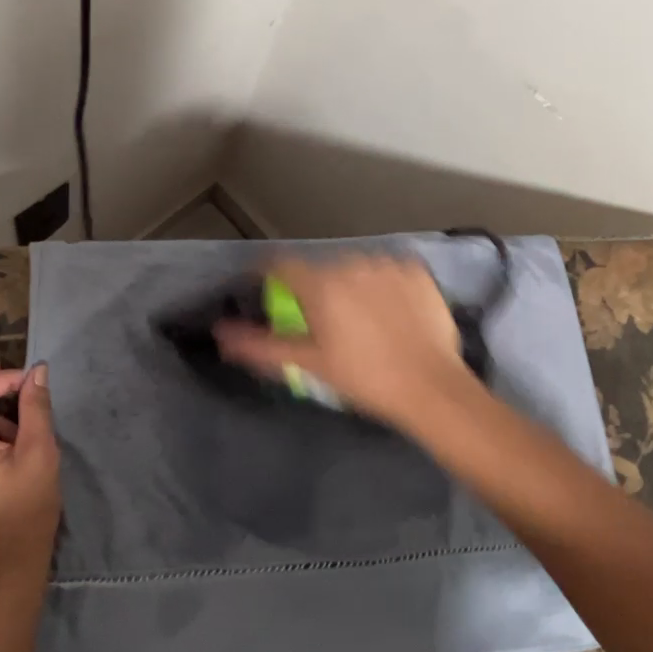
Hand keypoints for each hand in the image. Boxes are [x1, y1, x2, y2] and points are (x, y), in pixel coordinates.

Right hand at [214, 256, 481, 429]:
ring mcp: (387, 263)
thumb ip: (260, 345)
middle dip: (317, 290)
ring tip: (365, 323)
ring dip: (352, 287)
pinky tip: (394, 315)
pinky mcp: (417, 270)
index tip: (273, 295)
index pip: (280, 265)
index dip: (271, 277)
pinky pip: (389, 271)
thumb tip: (220, 333)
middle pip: (320, 269)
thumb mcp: (309, 364)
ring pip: (356, 269)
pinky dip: (385, 287)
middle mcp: (350, 263)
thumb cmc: (364, 379)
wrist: (432, 388)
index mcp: (319, 283)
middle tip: (328, 325)